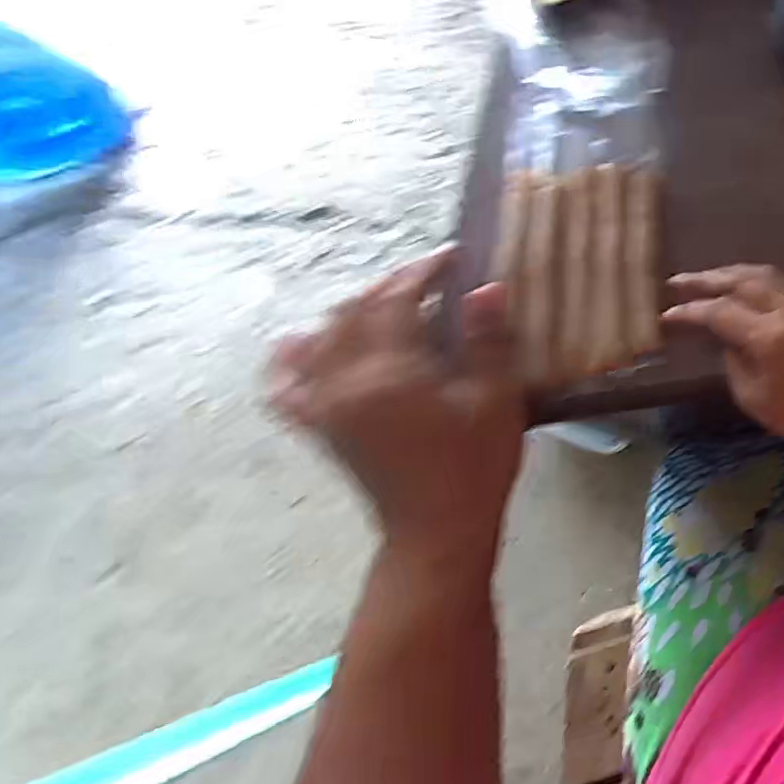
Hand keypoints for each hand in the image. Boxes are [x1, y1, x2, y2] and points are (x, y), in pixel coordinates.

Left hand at [267, 248, 525, 563]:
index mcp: (387, 375)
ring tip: (392, 303)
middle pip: (355, 312)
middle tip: (434, 277)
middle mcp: (340, 383)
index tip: (454, 256)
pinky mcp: (318, 426)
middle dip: (393, 285)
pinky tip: (307, 343)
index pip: (395, 301)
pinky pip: (287, 382)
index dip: (424, 273)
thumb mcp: (496, 398)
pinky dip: (296, 355)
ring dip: (357, 310)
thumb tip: (486, 287)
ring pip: (324, 337)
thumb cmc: (477, 462)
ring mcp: (321, 406)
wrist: (438, 527)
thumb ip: (487, 340)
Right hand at [663, 265, 783, 455]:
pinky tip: (738, 287)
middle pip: (741, 281)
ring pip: (762, 275)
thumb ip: (733, 363)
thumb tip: (724, 340)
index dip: (690, 312)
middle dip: (706, 280)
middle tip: (676, 282)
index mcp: (770, 336)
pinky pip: (777, 283)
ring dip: (730, 273)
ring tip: (704, 280)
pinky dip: (752, 279)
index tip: (665, 315)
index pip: (721, 312)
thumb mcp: (755, 398)